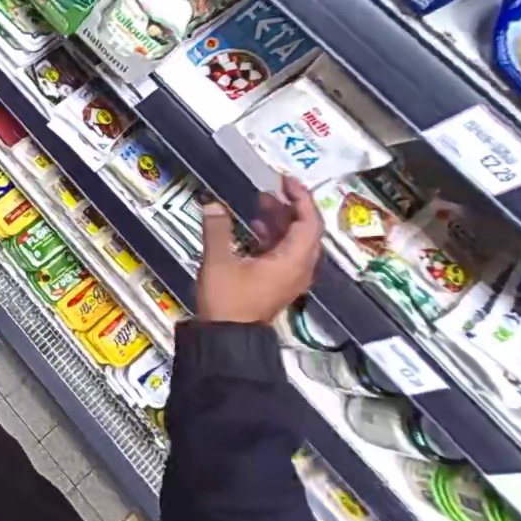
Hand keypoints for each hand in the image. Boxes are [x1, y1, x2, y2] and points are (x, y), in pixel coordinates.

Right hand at [196, 177, 322, 324]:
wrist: (227, 339)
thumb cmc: (227, 300)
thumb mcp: (218, 262)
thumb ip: (217, 230)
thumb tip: (212, 205)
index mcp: (292, 260)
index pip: (308, 222)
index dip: (300, 198)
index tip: (285, 181)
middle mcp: (298, 268)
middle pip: (305, 231)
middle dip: (289, 207)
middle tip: (270, 190)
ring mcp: (289, 278)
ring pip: (294, 242)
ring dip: (280, 222)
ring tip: (259, 204)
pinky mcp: (277, 284)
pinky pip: (284, 254)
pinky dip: (273, 237)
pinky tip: (253, 228)